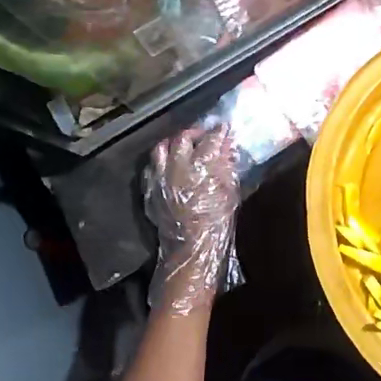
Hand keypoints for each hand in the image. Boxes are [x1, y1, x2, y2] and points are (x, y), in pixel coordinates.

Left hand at [143, 125, 240, 314]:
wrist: (190, 251)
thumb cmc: (216, 223)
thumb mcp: (229, 193)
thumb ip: (226, 167)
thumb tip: (227, 149)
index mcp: (200, 166)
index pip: (210, 139)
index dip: (219, 132)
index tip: (224, 128)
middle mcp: (176, 166)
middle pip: (182, 138)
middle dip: (194, 133)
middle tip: (203, 135)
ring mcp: (160, 178)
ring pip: (161, 149)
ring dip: (173, 144)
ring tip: (183, 147)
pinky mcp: (150, 190)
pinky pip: (151, 168)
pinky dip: (160, 163)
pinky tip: (168, 167)